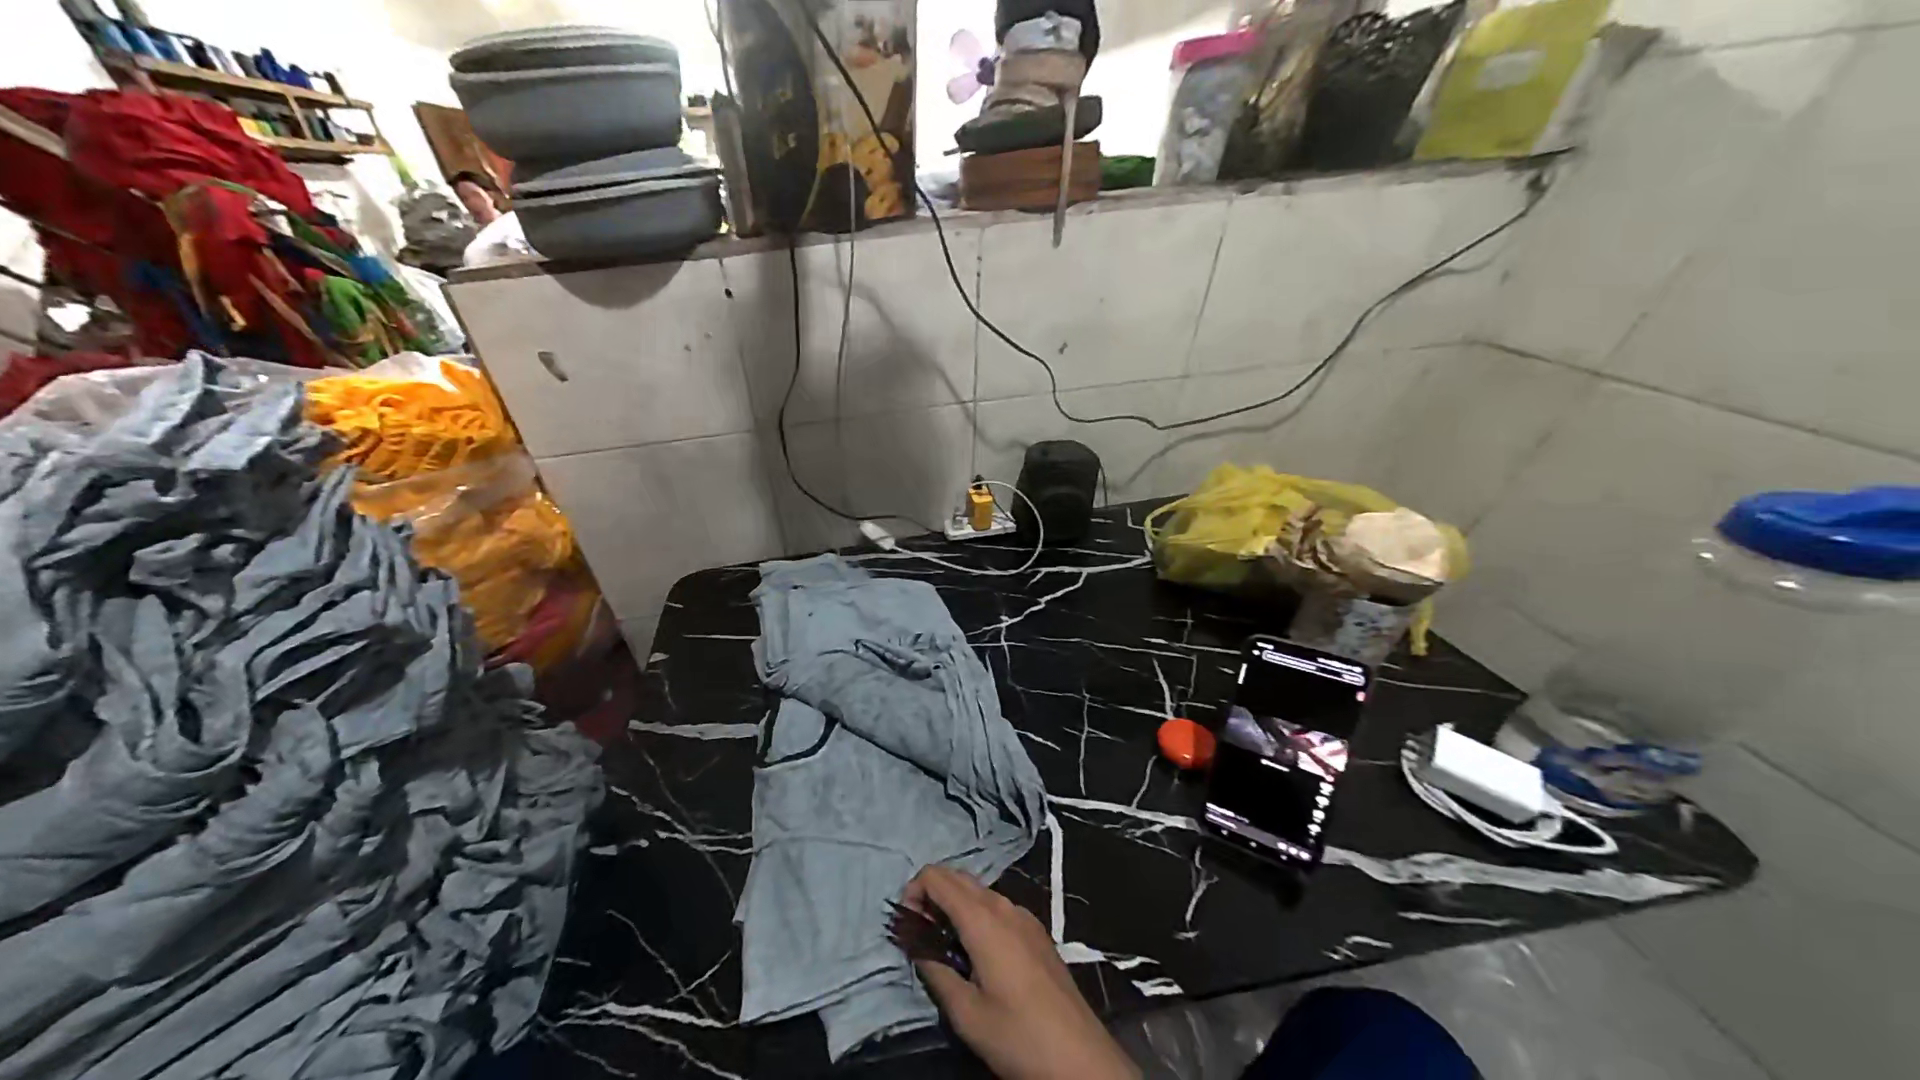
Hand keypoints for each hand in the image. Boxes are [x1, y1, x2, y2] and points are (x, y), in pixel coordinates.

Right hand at [903, 865, 1138, 1079]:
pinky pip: (998, 908)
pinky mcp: (1037, 932)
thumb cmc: (1018, 1035)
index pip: (937, 877)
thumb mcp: (966, 1013)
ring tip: (944, 946)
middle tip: (920, 934)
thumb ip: (935, 971)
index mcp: (983, 918)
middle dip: (932, 895)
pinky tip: (975, 952)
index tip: (907, 925)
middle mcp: (1004, 906)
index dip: (914, 891)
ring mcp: (1025, 916)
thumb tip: (916, 946)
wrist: (1081, 1058)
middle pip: (958, 877)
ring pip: (979, 891)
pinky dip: (976, 915)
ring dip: (954, 904)